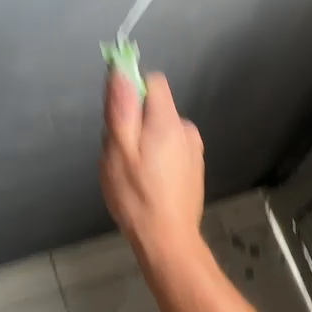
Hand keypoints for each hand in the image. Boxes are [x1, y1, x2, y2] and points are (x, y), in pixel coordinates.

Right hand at [101, 70, 205, 263]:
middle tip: (119, 155)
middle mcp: (186, 129)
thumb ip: (121, 109)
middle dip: (133, 123)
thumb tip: (121, 71)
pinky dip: (156, 157)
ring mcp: (193, 149)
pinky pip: (169, 147)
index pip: (152, 82)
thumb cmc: (137, 196)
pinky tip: (147, 182)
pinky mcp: (194, 167)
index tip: (117, 116)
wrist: (168, 240)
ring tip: (131, 172)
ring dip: (143, 142)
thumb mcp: (118, 151)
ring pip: (159, 129)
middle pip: (153, 107)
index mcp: (167, 121)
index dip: (131, 92)